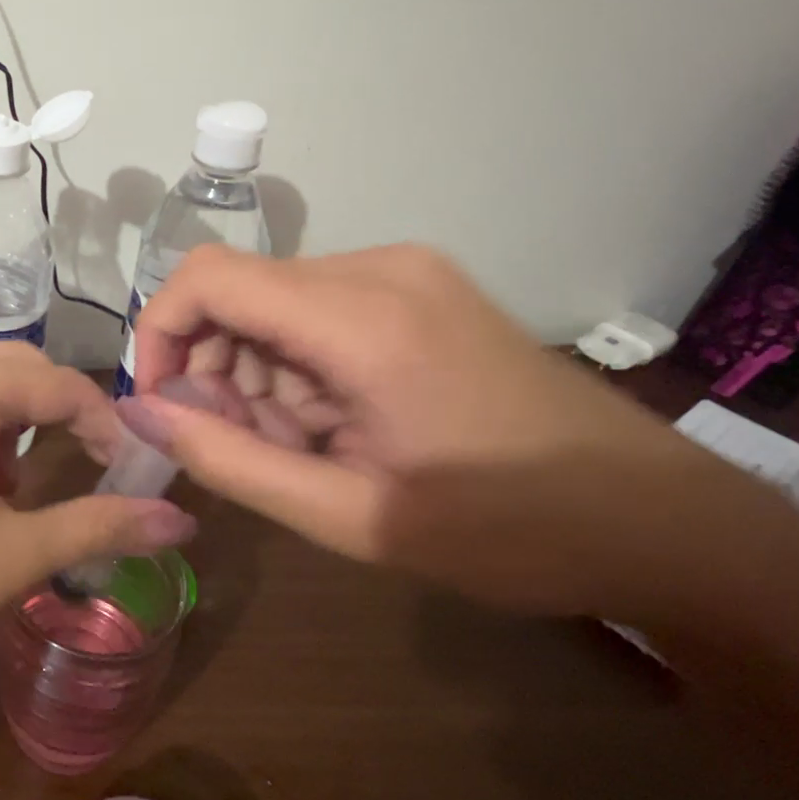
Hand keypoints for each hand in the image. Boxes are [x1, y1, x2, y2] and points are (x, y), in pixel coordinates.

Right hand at [125, 243, 798, 626]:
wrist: (659, 521)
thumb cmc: (505, 530)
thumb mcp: (349, 514)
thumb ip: (230, 460)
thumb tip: (139, 416)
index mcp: (364, 318)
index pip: (207, 278)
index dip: (157, 335)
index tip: (162, 408)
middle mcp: (380, 269)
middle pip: (237, 292)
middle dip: (213, 370)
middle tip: (243, 447)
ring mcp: (407, 272)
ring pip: (272, 304)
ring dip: (256, 375)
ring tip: (302, 448)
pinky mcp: (422, 289)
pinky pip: (316, 311)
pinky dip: (296, 366)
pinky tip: (335, 424)